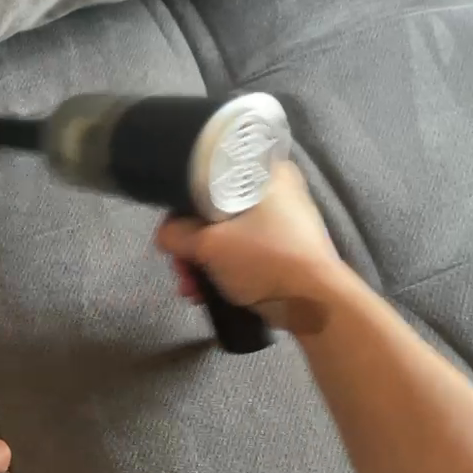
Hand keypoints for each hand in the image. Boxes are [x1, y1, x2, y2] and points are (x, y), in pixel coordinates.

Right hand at [155, 161, 351, 330]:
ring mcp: (279, 220)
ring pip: (224, 236)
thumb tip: (163, 234)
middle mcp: (274, 189)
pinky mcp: (280, 248)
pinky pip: (239, 252)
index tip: (173, 236)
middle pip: (213, 213)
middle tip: (180, 270)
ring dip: (200, 264)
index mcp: (264, 172)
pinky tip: (205, 292)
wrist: (310, 300)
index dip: (183, 208)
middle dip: (190, 247)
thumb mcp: (209, 246)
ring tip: (190, 289)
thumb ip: (176, 236)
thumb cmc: (263, 260)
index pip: (209, 179)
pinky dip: (220, 270)